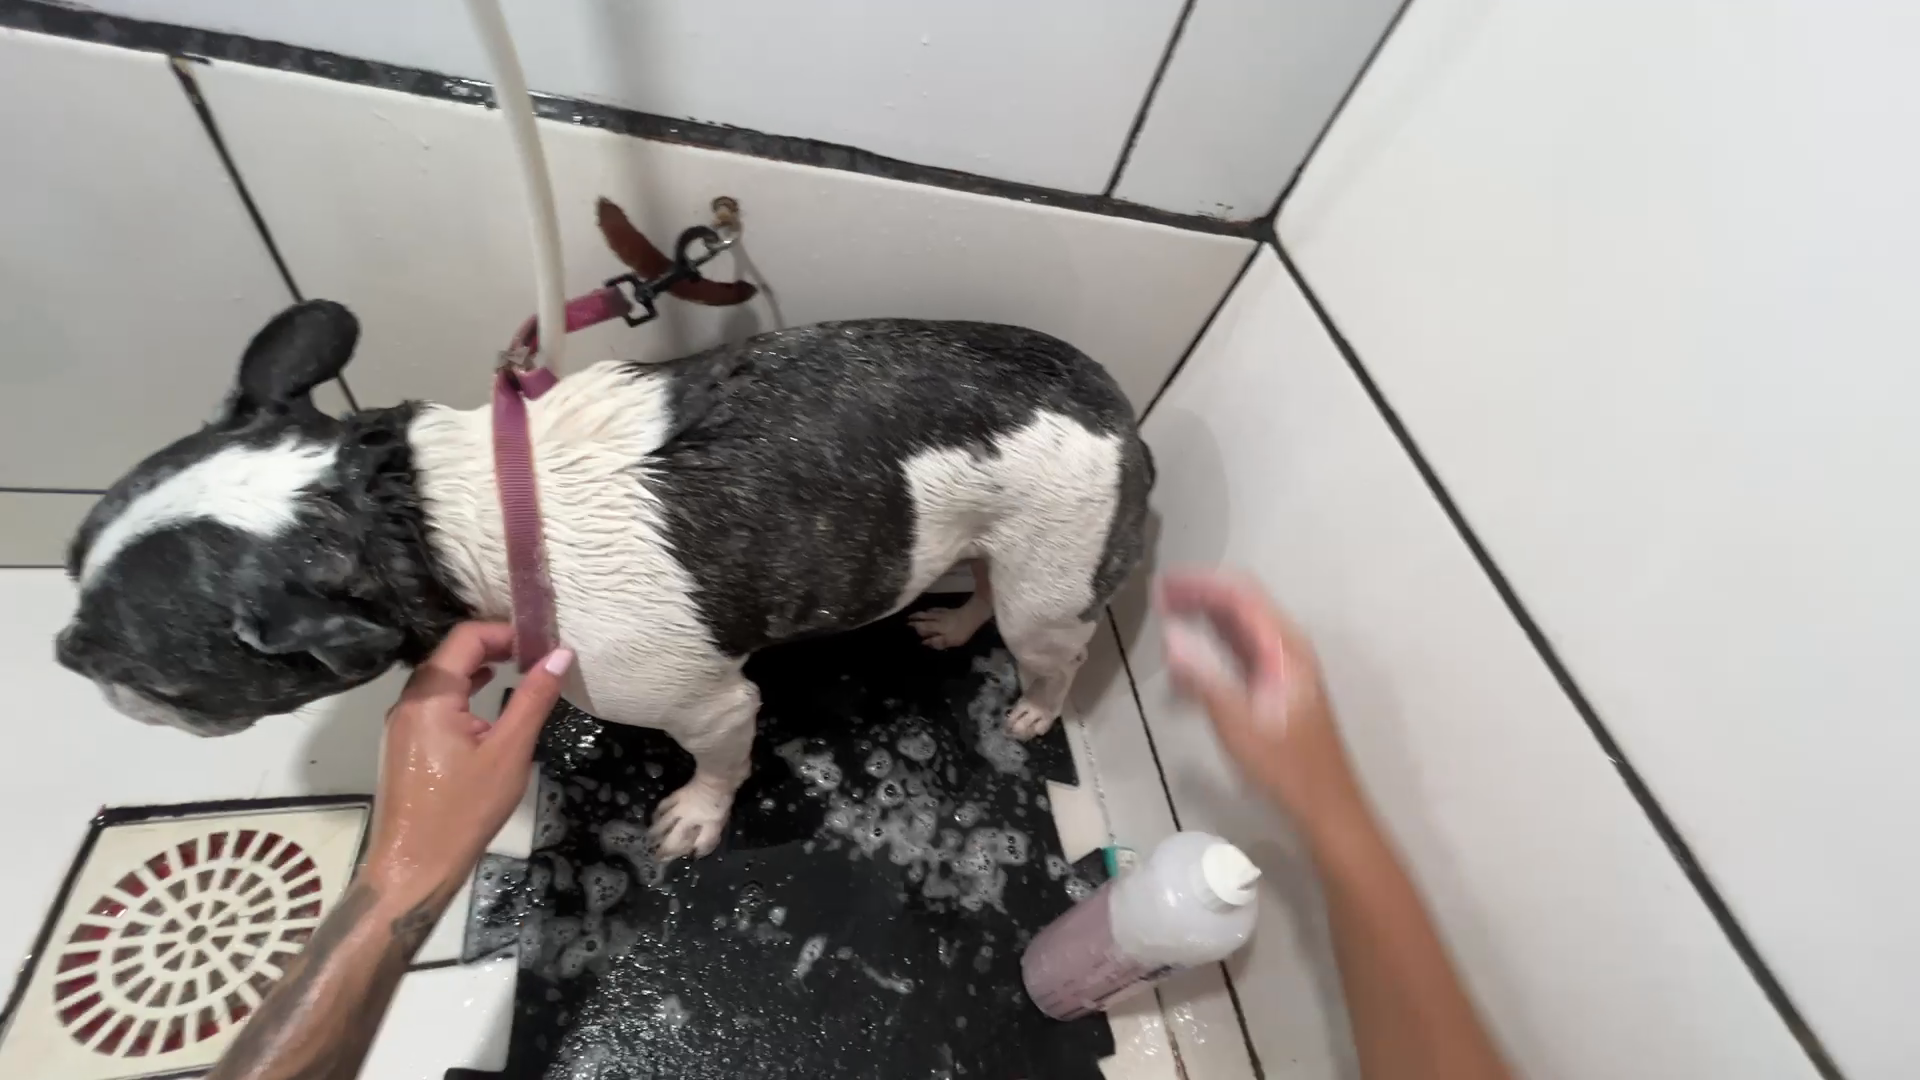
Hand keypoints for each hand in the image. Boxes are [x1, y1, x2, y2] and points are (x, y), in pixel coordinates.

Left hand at [362, 623, 571, 900]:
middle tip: (539, 653)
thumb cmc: (465, 807)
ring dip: (482, 663)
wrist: (415, 866)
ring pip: (443, 675)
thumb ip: (534, 697)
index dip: (505, 631)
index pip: (465, 639)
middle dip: (497, 644)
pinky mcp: (406, 741)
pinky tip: (491, 694)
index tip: (542, 642)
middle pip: (451, 653)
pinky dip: (467, 687)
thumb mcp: (510, 750)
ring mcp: (403, 723)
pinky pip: (437, 697)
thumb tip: (561, 654)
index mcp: (430, 699)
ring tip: (523, 668)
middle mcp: (408, 703)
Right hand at [1158, 569, 1362, 834]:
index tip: (1164, 584)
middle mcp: (1283, 648)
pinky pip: (1235, 650)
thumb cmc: (1286, 766)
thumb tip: (1169, 639)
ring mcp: (1278, 666)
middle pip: (1238, 604)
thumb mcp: (1239, 722)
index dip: (1201, 584)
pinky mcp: (1269, 684)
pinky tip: (1182, 656)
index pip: (1240, 597)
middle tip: (1158, 596)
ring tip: (1165, 613)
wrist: (1325, 806)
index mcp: (1283, 648)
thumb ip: (1202, 678)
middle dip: (1198, 595)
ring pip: (1235, 626)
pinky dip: (1208, 644)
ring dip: (1201, 616)